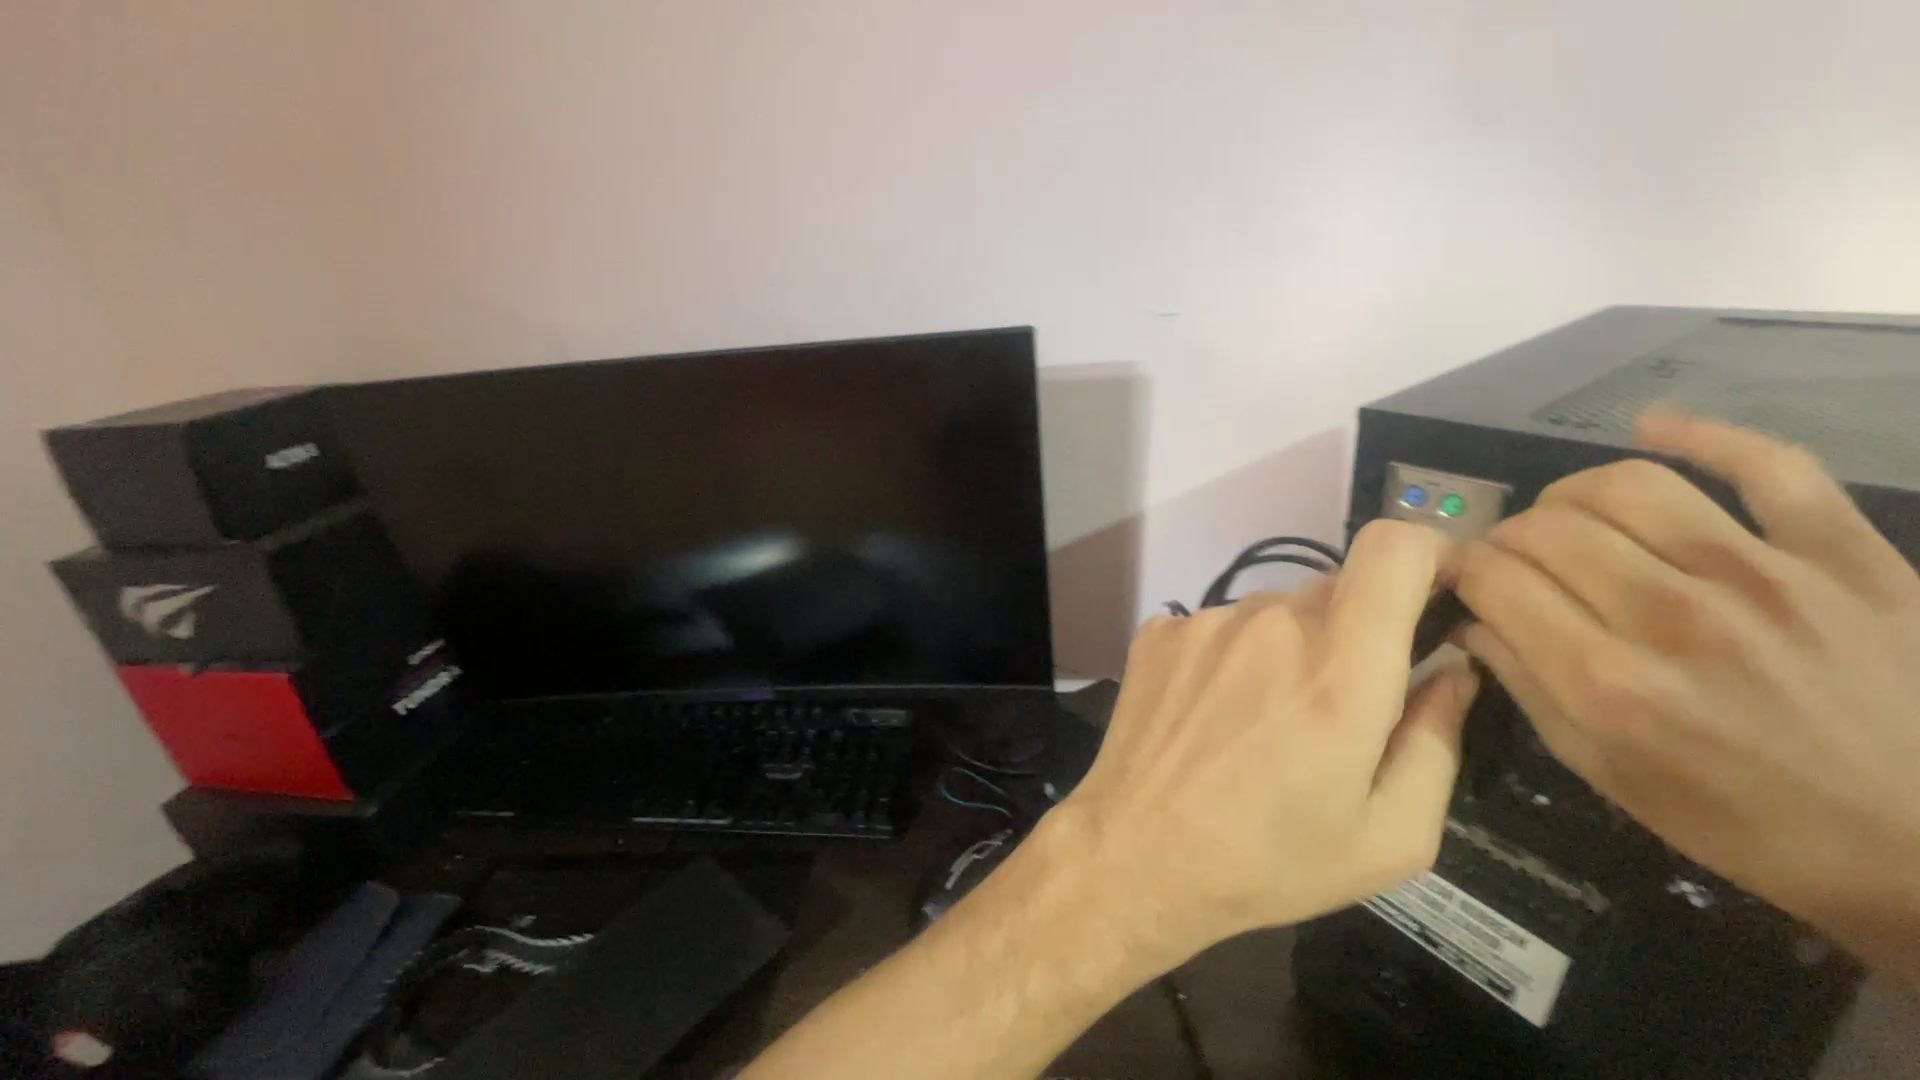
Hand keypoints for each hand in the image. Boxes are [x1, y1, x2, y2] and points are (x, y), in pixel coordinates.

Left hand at [1051, 519, 1480, 966]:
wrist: (1135, 857)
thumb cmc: (1269, 861)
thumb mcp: (1390, 837)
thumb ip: (1438, 740)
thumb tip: (1452, 670)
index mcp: (1341, 669)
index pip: (1393, 547)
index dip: (1427, 554)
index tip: (1436, 596)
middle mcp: (1270, 623)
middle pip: (1339, 589)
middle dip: (1357, 635)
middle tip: (1338, 709)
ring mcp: (1206, 621)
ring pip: (1277, 611)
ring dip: (1289, 649)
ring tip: (1264, 724)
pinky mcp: (1159, 632)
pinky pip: (1221, 626)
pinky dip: (1234, 657)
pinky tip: (1214, 716)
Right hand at [1455, 412, 1919, 970]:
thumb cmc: (1747, 823)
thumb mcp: (1609, 775)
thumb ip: (1528, 690)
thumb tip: (1471, 622)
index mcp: (1608, 682)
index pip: (1493, 579)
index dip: (1459, 567)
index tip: (1460, 576)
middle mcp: (1672, 617)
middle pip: (1546, 529)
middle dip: (1505, 535)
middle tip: (1509, 558)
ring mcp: (1765, 577)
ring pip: (1628, 486)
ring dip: (1570, 492)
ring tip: (1565, 515)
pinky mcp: (1847, 556)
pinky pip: (1770, 465)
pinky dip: (1703, 433)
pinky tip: (1652, 426)